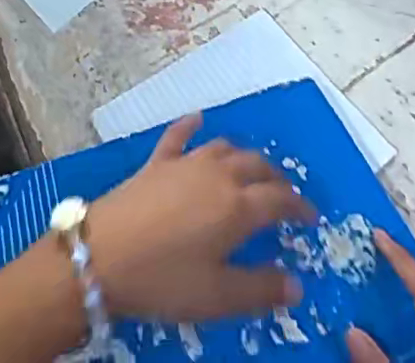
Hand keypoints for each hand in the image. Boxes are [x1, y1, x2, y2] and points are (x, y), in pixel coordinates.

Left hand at [87, 114, 314, 322]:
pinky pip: (178, 134)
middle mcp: (217, 175)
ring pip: (224, 148)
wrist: (104, 252)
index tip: (310, 218)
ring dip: (243, 157)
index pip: (279, 199)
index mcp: (238, 207)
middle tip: (284, 196)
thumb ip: (261, 289)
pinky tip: (198, 118)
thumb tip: (296, 284)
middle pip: (256, 166)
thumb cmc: (166, 278)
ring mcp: (184, 162)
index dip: (299, 207)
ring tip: (251, 169)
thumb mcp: (219, 296)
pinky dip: (191, 125)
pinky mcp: (156, 161)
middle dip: (276, 179)